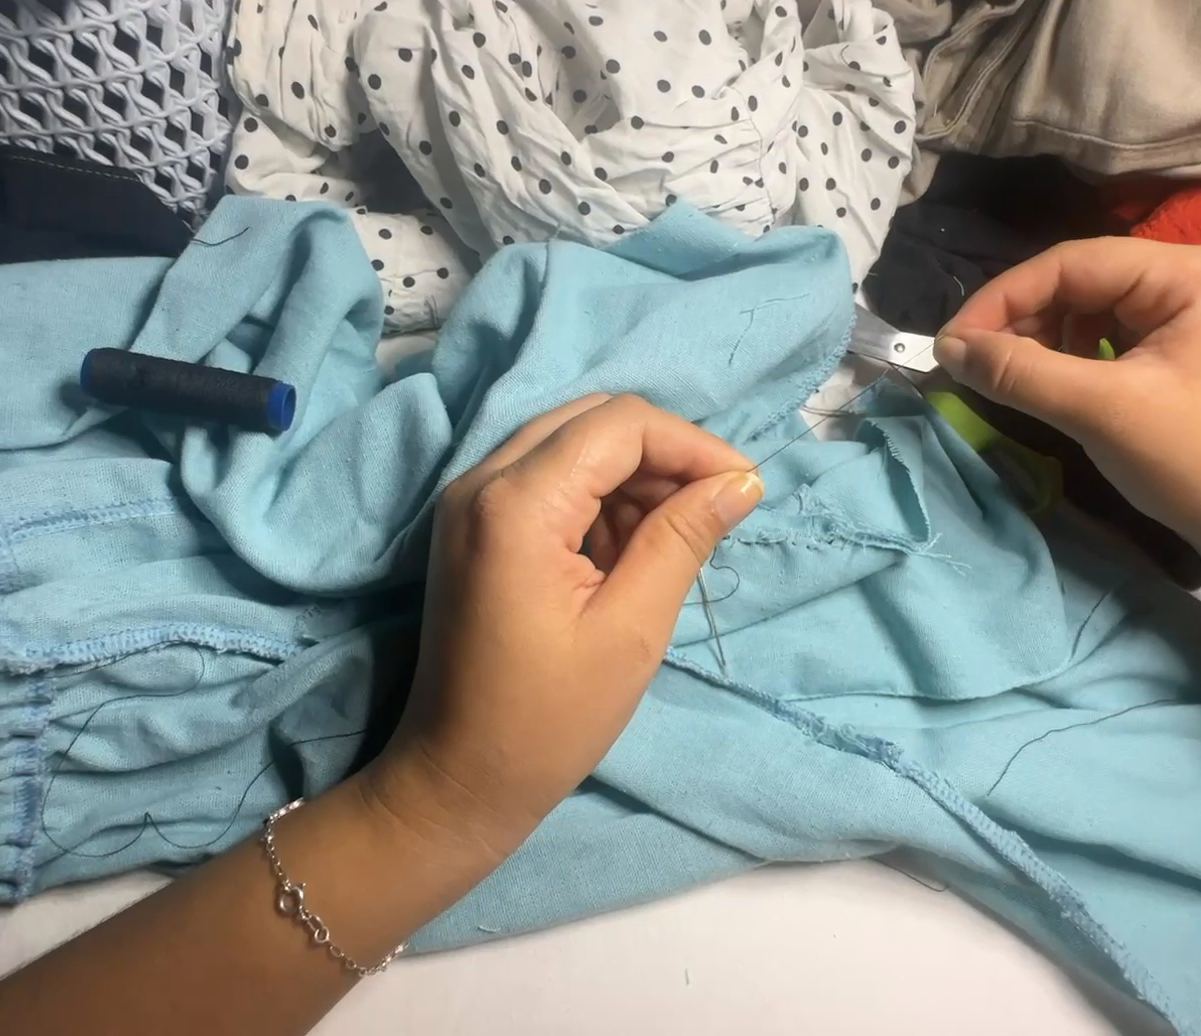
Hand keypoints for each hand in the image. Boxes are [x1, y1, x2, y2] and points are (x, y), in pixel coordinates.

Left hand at [363, 394, 764, 854]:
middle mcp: (483, 479)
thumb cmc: (548, 720)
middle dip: (664, 454)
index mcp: (516, 504)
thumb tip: (741, 482)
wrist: (458, 777)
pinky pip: (550, 478)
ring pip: (573, 443)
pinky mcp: (475, 522)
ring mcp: (471, 499)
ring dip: (634, 476)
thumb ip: (683, 539)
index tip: (743, 486)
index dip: (691, 444)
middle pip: (593, 422)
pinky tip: (630, 546)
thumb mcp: (631, 630)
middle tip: (713, 507)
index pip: (619, 425)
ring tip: (676, 535)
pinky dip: (600, 497)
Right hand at [935, 238, 1200, 553]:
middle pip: (1081, 278)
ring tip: (1008, 374)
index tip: (950, 344)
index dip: (1002, 298)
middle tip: (972, 363)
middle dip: (1019, 319)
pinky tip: (1051, 378)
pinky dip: (1067, 350)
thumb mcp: (1100, 412)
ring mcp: (1198, 304)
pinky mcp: (1188, 336)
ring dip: (1039, 335)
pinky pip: (1108, 328)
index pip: (1073, 263)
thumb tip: (947, 349)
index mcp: (1197, 273)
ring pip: (1089, 303)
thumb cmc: (1196, 463)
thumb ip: (1019, 373)